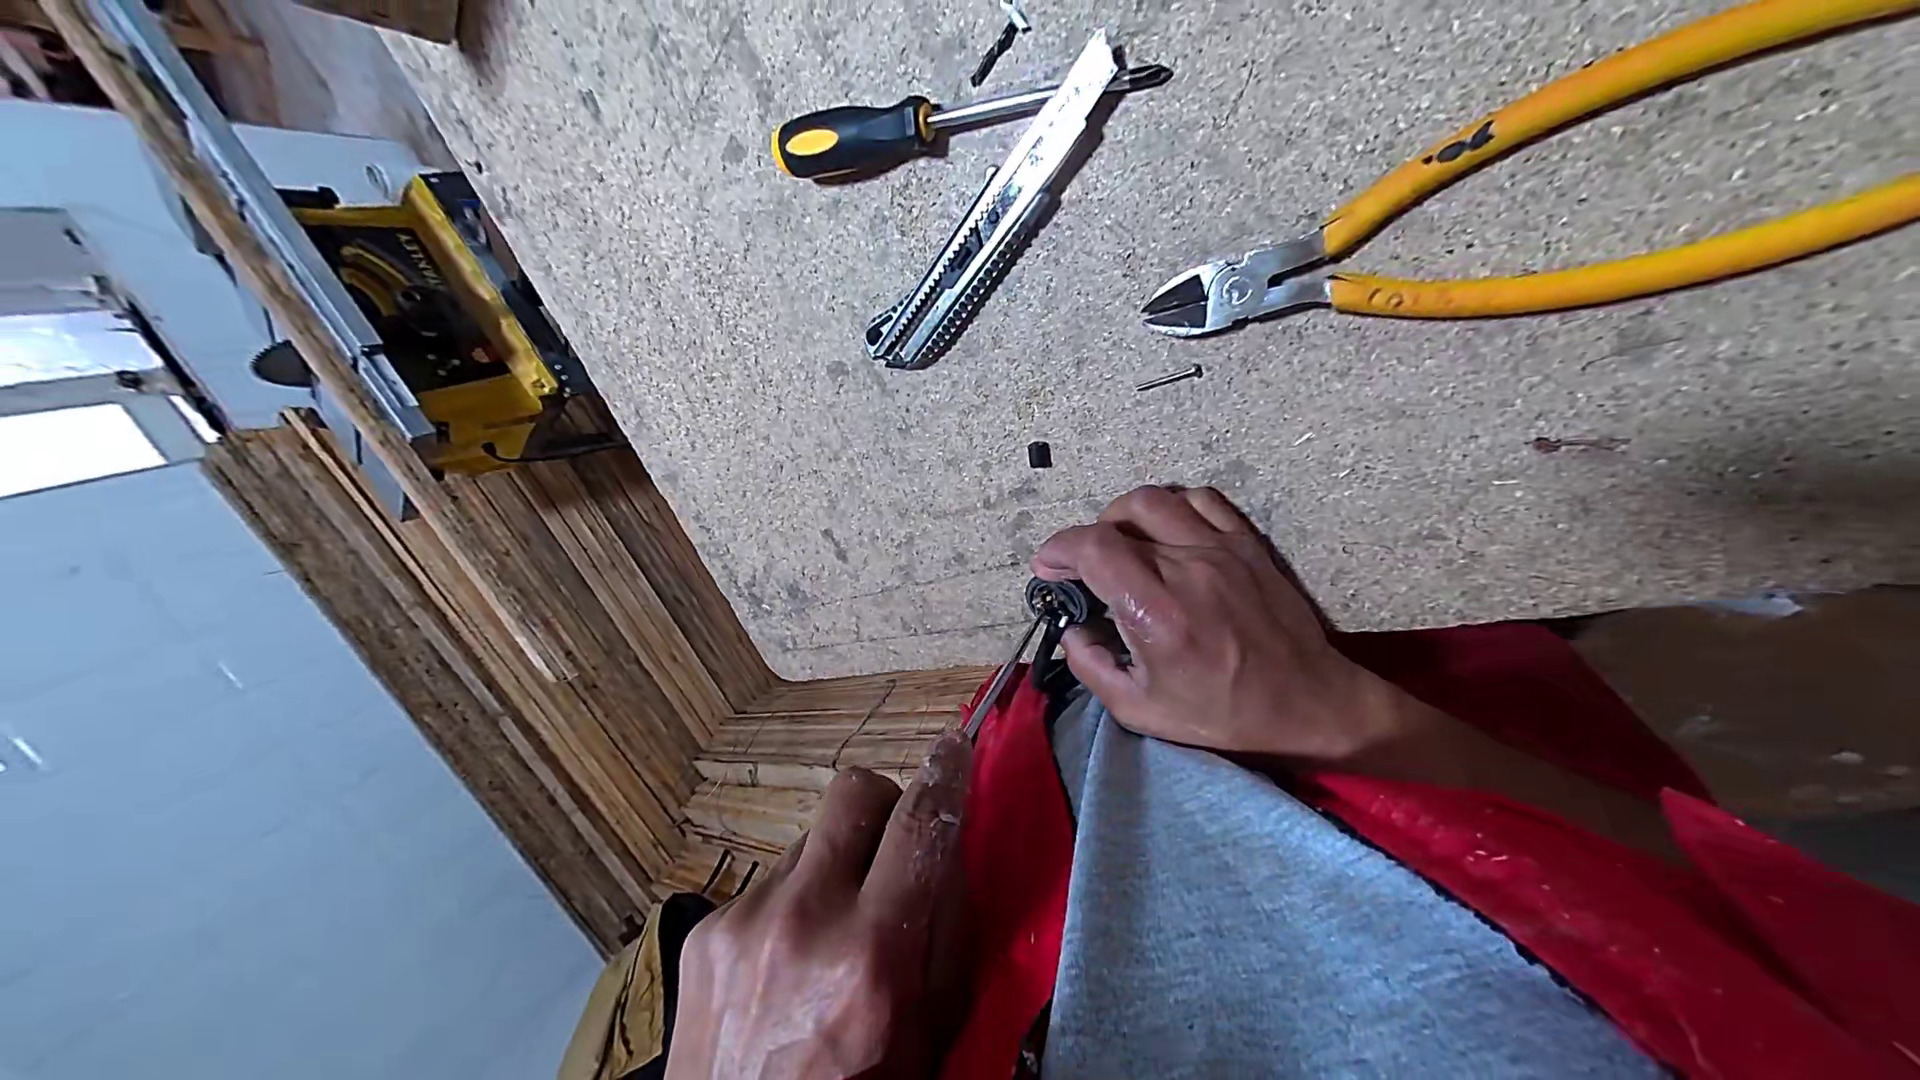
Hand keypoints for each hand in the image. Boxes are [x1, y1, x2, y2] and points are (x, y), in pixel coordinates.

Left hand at [667, 733, 971, 1079]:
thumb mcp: (929, 1031)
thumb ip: (948, 929)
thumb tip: (945, 847)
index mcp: (868, 957)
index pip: (918, 826)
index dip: (943, 776)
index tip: (955, 749)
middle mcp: (800, 921)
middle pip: (854, 792)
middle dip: (886, 802)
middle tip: (896, 844)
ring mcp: (743, 921)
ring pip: (814, 838)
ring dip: (839, 863)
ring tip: (836, 928)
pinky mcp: (708, 931)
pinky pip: (773, 879)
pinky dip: (797, 899)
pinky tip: (791, 956)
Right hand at [1030, 486, 1408, 761]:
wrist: (1307, 704)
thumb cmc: (1222, 713)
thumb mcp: (1139, 710)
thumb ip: (1090, 666)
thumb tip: (1071, 629)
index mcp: (1156, 612)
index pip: (1093, 548)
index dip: (1058, 549)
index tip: (1048, 566)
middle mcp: (1187, 569)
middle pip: (1117, 521)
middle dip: (1083, 539)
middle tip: (1081, 566)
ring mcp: (1221, 550)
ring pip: (1154, 500)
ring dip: (1121, 516)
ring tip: (1119, 543)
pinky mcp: (1247, 545)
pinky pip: (1201, 500)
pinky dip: (1170, 507)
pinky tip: (1165, 532)